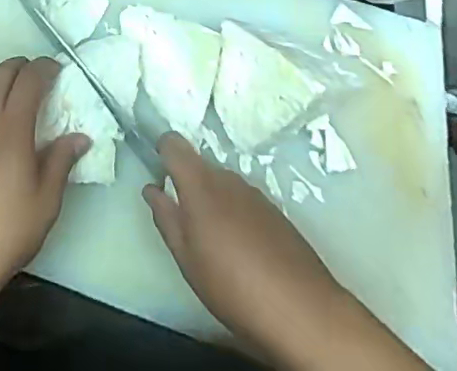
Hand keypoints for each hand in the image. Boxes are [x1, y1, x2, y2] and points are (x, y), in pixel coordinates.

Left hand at [0, 57, 88, 293]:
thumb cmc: (11, 227)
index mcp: (13, 129)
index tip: (57, 70)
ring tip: (11, 91)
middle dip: (20, 66)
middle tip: (38, 76)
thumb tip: (80, 137)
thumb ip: (62, 160)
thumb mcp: (48, 198)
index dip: (43, 68)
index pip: (28, 81)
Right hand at [144, 132, 428, 370]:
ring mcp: (257, 194)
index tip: (157, 169)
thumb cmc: (232, 284)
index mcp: (200, 184)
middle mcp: (229, 179)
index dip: (162, 149)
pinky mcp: (278, 213)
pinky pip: (246, 203)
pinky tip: (243, 252)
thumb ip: (165, 217)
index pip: (174, 144)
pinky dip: (237, 216)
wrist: (304, 312)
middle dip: (188, 185)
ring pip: (224, 186)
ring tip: (215, 243)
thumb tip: (152, 189)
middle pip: (200, 167)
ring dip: (215, 203)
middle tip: (184, 221)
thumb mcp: (186, 257)